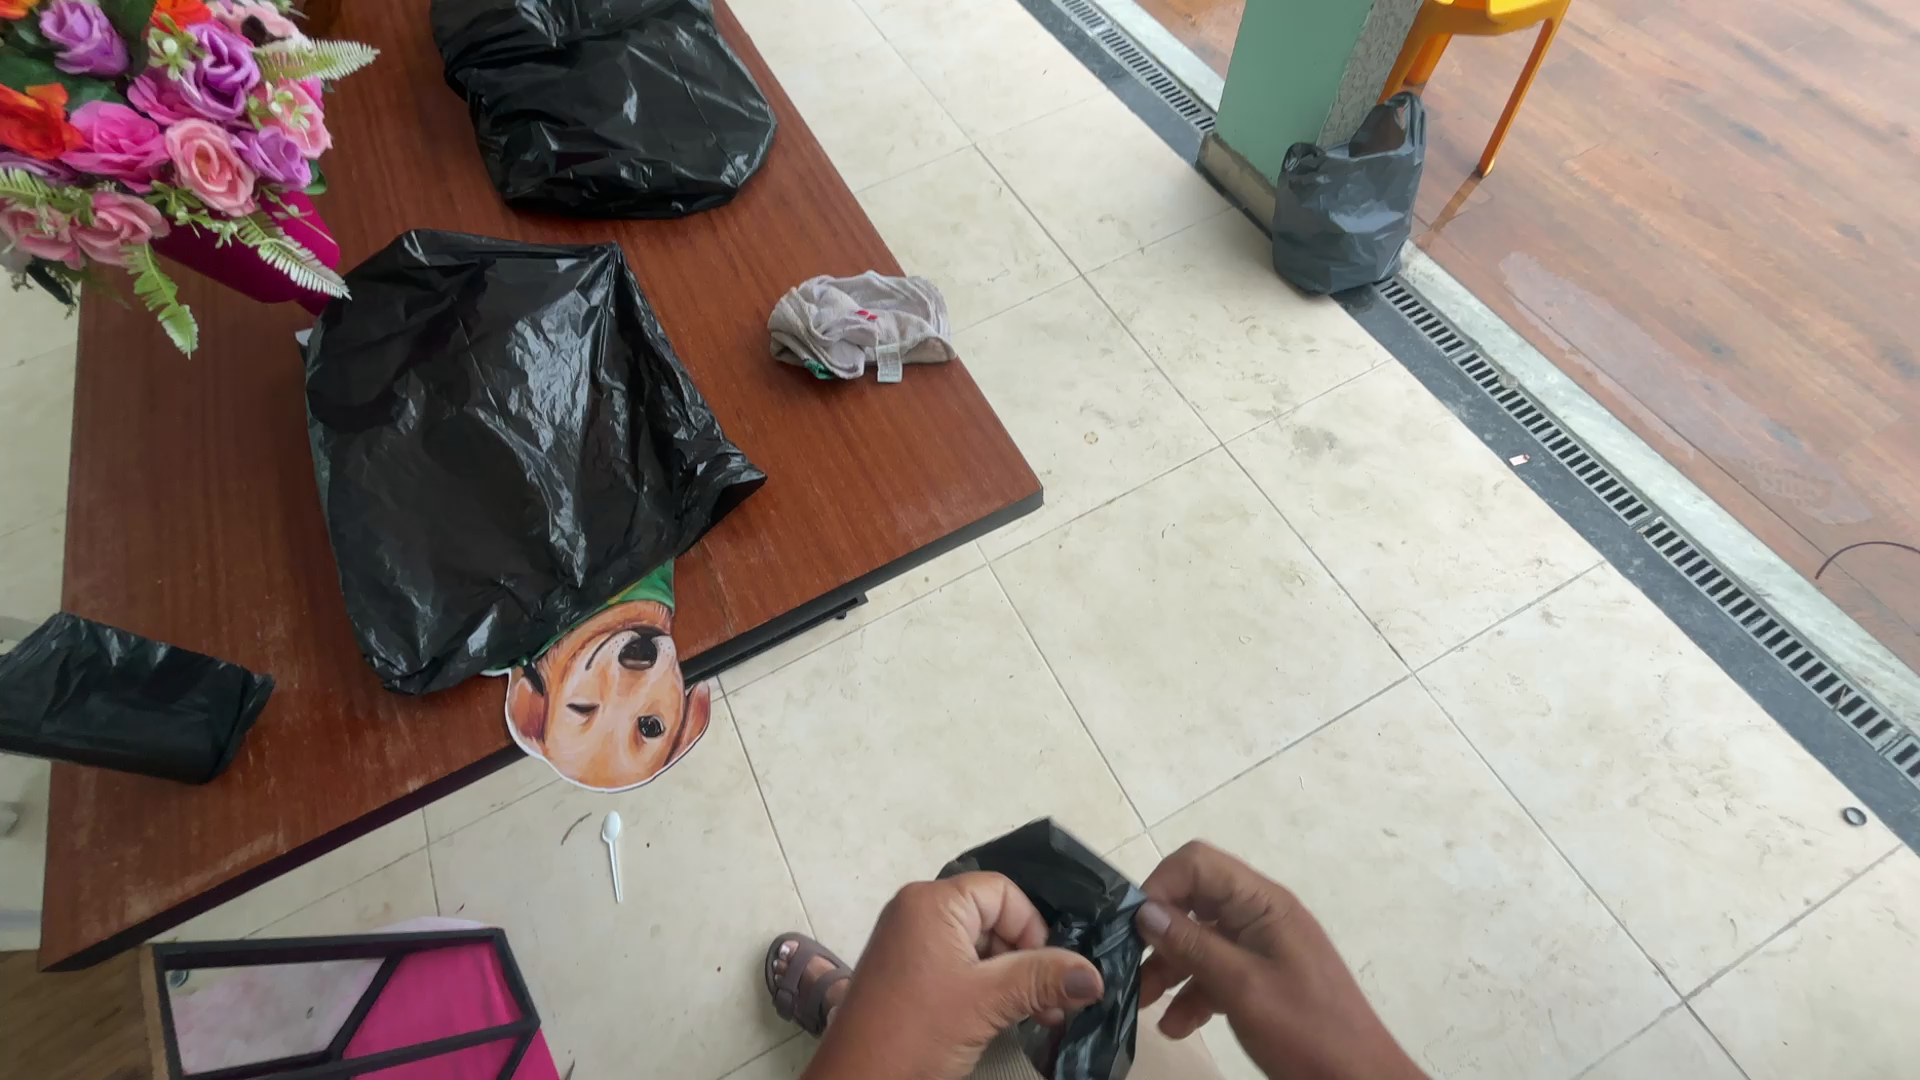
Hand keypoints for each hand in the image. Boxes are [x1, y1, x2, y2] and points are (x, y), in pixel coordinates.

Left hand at [802, 873, 1104, 1079]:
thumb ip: (1041, 979)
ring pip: (976, 943)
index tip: (1047, 974)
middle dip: (1024, 958)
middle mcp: (918, 908)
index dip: (1032, 928)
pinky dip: (981, 985)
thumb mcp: (986, 1002)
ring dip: (1007, 977)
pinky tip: (1000, 1017)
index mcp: (933, 900)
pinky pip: (955, 961)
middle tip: (1048, 1006)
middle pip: (991, 916)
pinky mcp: (905, 969)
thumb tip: (1094, 974)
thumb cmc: (917, 1033)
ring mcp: (908, 939)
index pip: (1002, 892)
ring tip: (1032, 1017)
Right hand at [1136, 841, 1427, 1079]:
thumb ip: (1192, 945)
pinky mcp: (1264, 978)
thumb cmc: (1308, 1033)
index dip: (1162, 884)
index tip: (1136, 924)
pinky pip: (1217, 970)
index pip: (1198, 863)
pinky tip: (1175, 1024)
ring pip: (1200, 938)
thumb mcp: (1242, 988)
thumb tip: (1143, 910)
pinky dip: (1193, 992)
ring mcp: (1262, 947)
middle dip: (1159, 931)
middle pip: (1195, 900)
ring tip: (1141, 1000)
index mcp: (1262, 902)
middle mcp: (1260, 915)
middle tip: (1130, 963)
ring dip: (1170, 966)